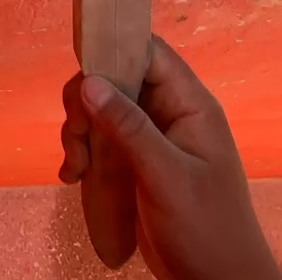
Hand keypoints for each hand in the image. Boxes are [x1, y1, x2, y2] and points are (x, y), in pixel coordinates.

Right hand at [58, 35, 281, 279]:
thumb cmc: (207, 231)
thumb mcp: (169, 178)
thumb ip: (130, 128)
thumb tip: (89, 81)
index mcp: (189, 104)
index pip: (148, 52)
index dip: (115, 49)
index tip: (83, 72)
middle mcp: (168, 111)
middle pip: (116, 77)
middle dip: (87, 102)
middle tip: (76, 136)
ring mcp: (150, 135)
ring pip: (101, 106)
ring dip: (80, 131)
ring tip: (76, 166)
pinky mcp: (134, 158)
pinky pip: (99, 136)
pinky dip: (81, 151)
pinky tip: (73, 175)